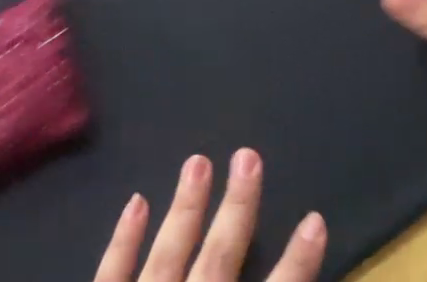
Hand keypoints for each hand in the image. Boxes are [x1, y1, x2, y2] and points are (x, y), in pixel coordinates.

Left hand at [94, 149, 326, 281]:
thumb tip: (288, 274)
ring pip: (168, 257)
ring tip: (197, 160)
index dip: (297, 263)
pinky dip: (123, 240)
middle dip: (237, 209)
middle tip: (248, 156)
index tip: (315, 220)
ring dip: (186, 208)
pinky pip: (111, 275)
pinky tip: (137, 201)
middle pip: (220, 260)